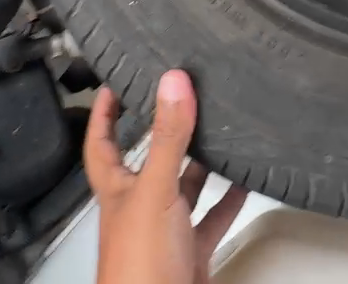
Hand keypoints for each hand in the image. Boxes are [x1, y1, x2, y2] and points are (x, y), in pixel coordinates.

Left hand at [88, 70, 247, 283]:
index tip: (113, 85)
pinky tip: (245, 181)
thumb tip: (172, 82)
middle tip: (185, 98)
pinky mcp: (191, 253)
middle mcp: (139, 208)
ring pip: (184, 187)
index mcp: (118, 192)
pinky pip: (212, 217)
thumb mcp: (156, 192)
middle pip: (150, 161)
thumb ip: (167, 137)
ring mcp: (165, 232)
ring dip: (202, 163)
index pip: (101, 144)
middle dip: (166, 131)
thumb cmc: (140, 269)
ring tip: (222, 130)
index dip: (103, 115)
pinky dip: (229, 198)